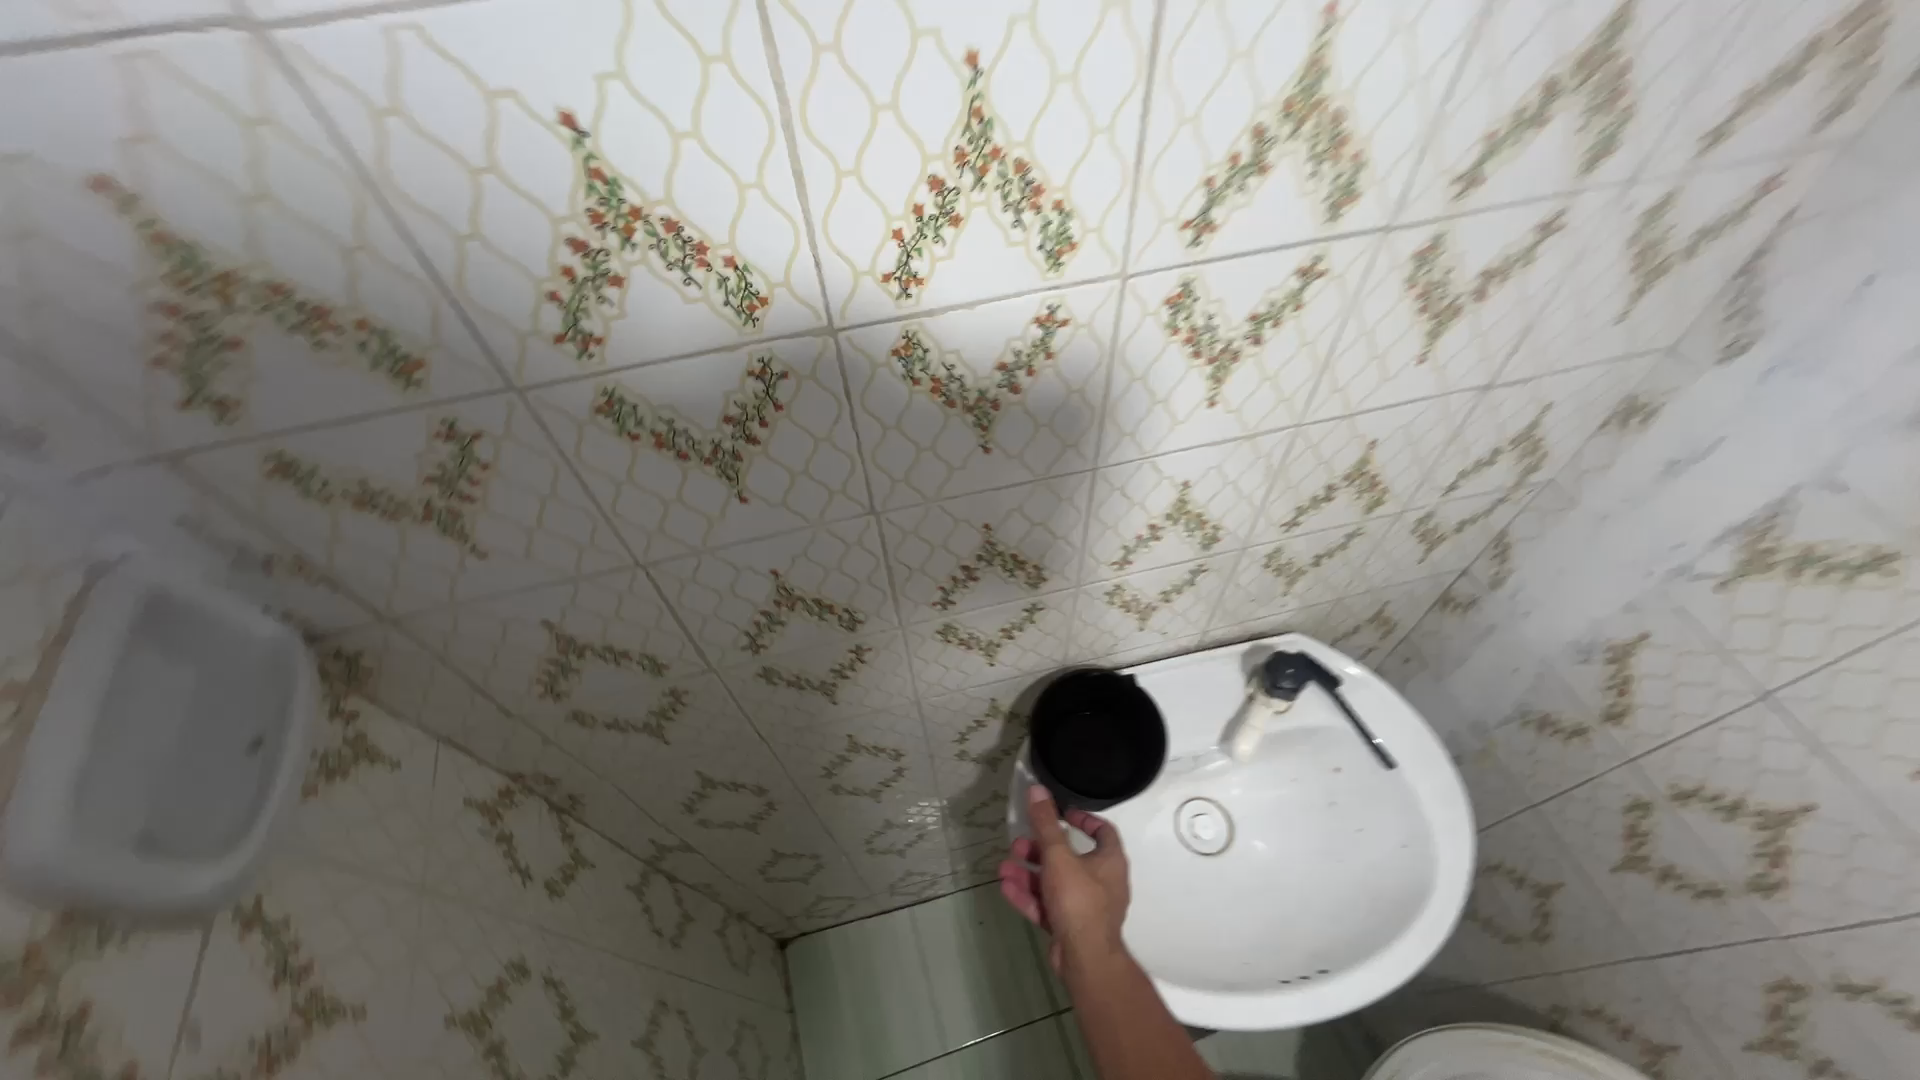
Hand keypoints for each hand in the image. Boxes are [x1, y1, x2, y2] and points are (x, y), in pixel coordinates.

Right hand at [998, 785, 1130, 974]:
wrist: (1085, 959)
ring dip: (1029, 873)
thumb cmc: (1078, 900)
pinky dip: (1030, 896)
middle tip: (1019, 843)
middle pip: (1070, 858)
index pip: (1103, 831)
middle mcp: (1102, 882)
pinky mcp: (1070, 927)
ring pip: (1054, 883)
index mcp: (1109, 861)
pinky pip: (1048, 905)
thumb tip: (1037, 789)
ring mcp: (1085, 907)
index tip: (1062, 814)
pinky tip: (1006, 887)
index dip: (1083, 819)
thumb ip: (1046, 823)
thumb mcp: (1058, 856)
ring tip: (1005, 866)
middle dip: (1041, 850)